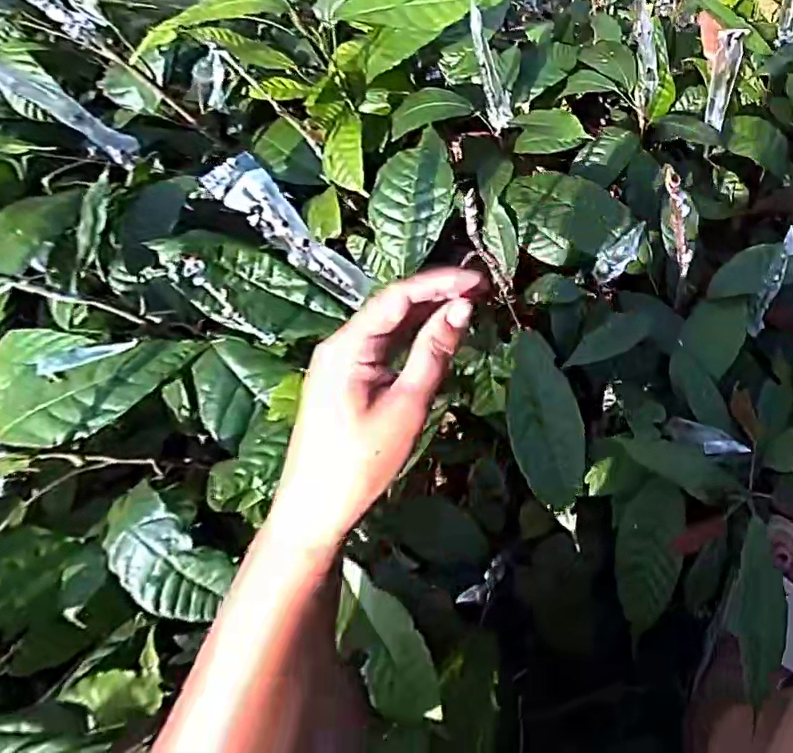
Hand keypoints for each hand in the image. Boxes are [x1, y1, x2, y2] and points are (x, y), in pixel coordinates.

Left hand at [269, 267, 487, 550]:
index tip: (476, 281)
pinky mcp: (348, 375)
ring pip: (390, 323)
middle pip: (393, 305)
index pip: (398, 296)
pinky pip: (385, 343)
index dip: (440, 283)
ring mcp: (342, 359)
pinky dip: (414, 336)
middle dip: (437, 293)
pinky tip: (439, 332)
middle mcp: (340, 343)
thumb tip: (461, 309)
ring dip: (428, 312)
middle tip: (479, 289)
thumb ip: (433, 353)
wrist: (313, 511)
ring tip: (468, 304)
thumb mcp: (405, 406)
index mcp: (346, 346)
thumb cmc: (357, 465)